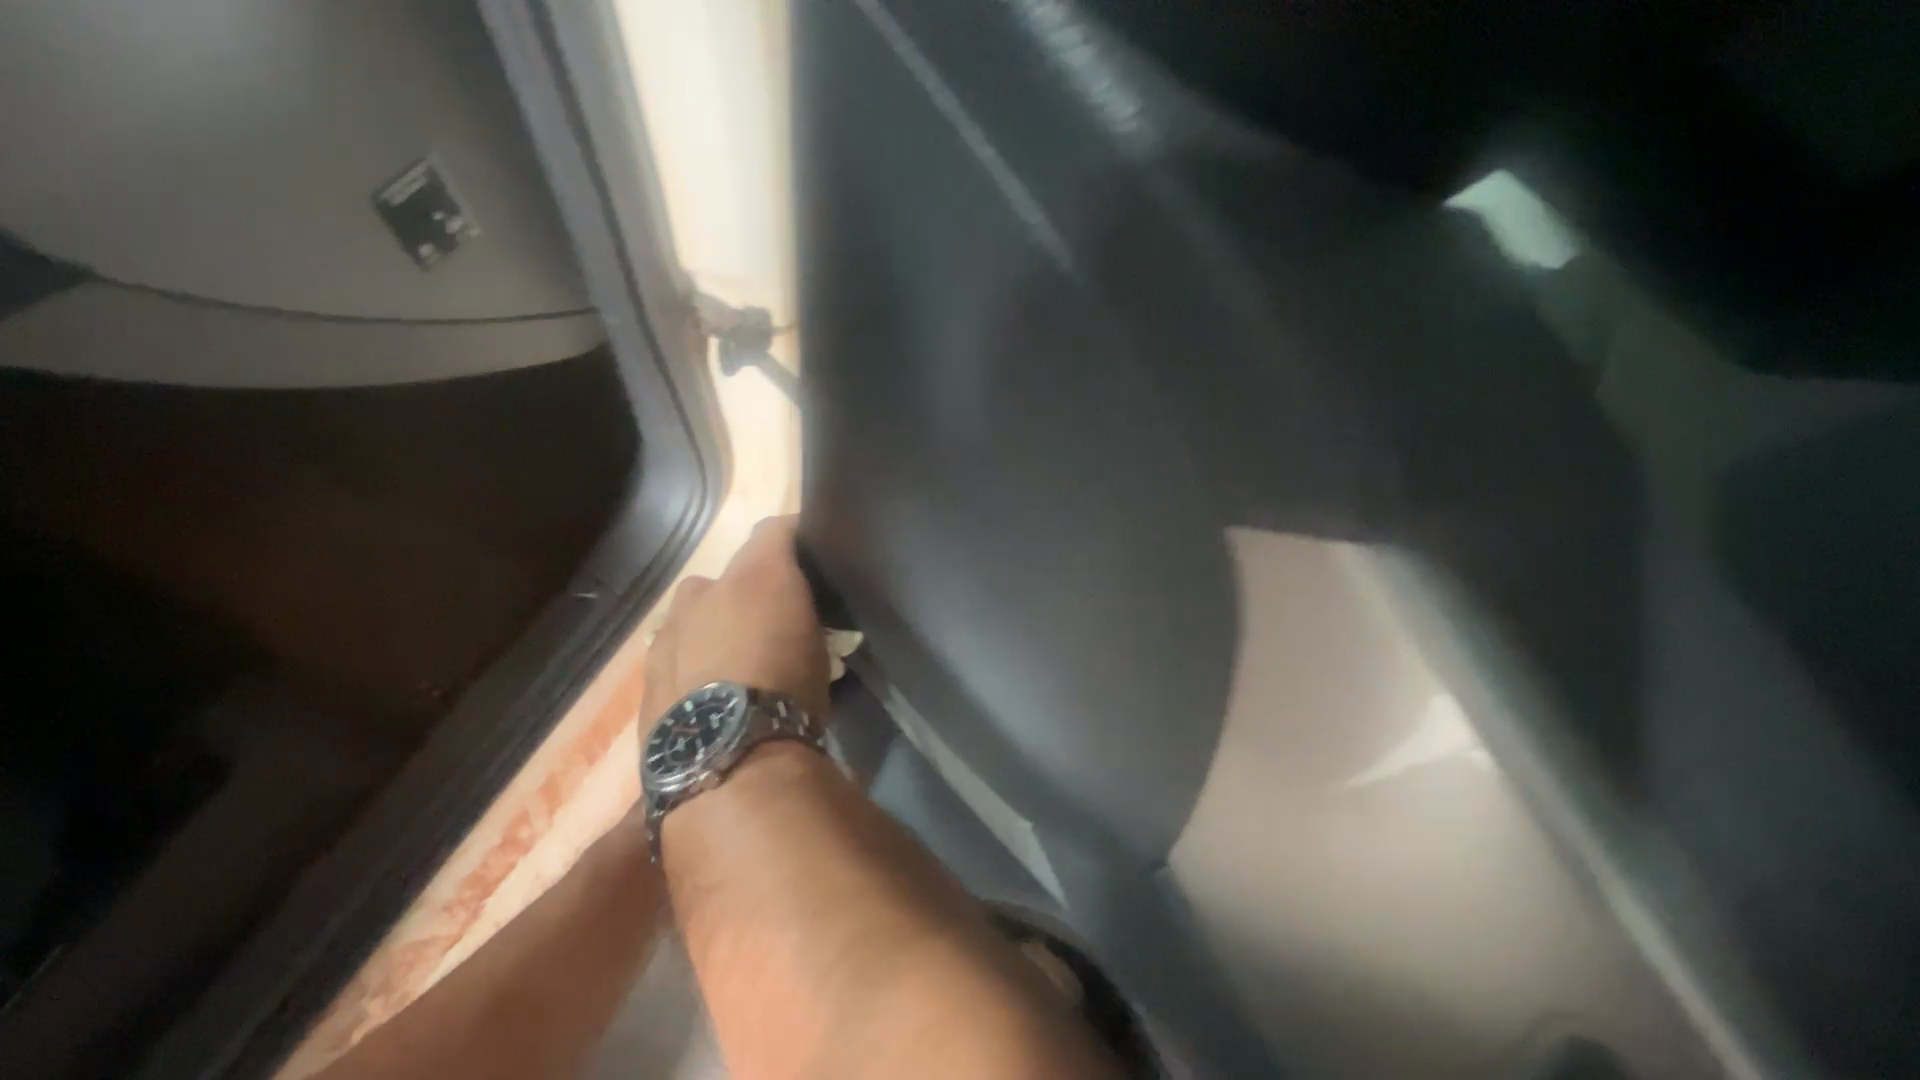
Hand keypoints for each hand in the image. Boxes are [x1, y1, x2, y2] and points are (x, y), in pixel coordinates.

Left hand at [640, 516, 830, 726]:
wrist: (728, 759)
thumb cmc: (790, 695)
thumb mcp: (821, 650)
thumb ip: (807, 615)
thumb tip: (802, 615)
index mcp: (754, 577)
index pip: (775, 531)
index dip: (793, 541)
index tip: (811, 561)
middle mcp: (705, 592)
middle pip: (727, 577)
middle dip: (746, 593)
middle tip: (771, 627)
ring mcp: (669, 633)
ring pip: (693, 616)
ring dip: (713, 628)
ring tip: (735, 665)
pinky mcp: (647, 676)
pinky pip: (675, 656)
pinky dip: (692, 665)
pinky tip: (708, 695)